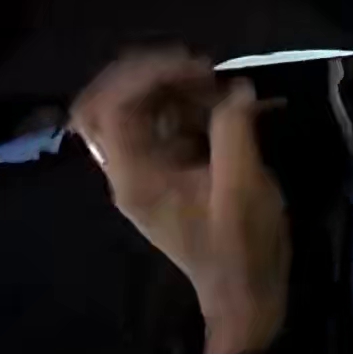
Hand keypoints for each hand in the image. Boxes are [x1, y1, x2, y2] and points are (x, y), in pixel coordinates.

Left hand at [71, 50, 290, 353]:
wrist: (246, 288)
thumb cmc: (241, 243)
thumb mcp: (242, 188)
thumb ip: (236, 132)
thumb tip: (238, 87)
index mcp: (136, 177)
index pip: (110, 110)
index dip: (146, 75)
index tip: (199, 65)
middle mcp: (132, 169)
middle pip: (106, 105)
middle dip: (147, 74)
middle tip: (199, 65)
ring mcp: (152, 168)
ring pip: (137, 110)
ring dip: (172, 85)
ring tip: (218, 80)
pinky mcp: (175, 167)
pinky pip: (167, 122)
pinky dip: (190, 102)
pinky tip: (226, 99)